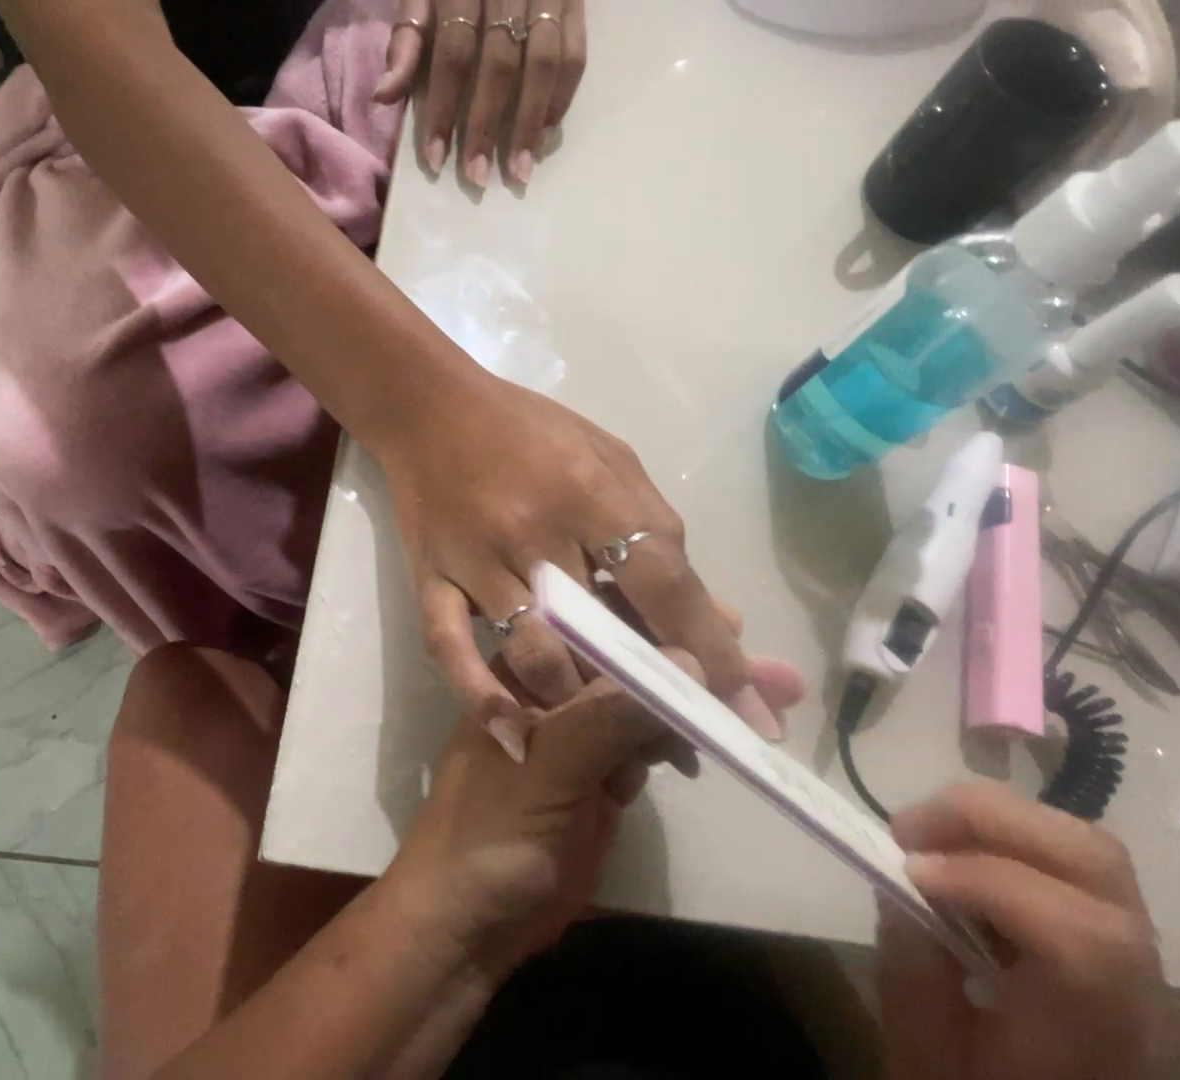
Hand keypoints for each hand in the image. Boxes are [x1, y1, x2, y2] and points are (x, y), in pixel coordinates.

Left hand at [375, 0, 587, 186]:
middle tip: (479, 178)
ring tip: (522, 169)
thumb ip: (407, 38)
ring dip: (533, 121)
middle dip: (489, 126)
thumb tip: (384, 96)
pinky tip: (547, 131)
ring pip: (546, 62)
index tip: (437, 160)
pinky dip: (563, 96)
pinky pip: (575, 52)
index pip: (453, 54)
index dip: (445, 109)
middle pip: (501, 64)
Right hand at [378, 377, 788, 741]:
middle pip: (603, 633)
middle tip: (684, 746)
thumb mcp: (610, 459)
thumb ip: (658, 530)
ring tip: (613, 744)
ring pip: (535, 653)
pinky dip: (479, 697)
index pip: (666, 586)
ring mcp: (478, 560)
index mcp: (591, 494)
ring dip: (578, 707)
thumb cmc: (531, 431)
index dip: (713, 652)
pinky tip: (514, 738)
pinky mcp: (430, 580)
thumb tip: (713, 614)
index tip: (750, 711)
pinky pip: (449, 647)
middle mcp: (536, 531)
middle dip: (651, 698)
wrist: (429, 409)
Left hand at [384, 654, 806, 979]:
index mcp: (524, 673)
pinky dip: (685, 740)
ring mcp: (580, 736)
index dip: (662, 621)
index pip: (598, 626)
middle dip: (700, 663)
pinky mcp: (601, 776)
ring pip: (649, 703)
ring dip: (705, 701)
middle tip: (769, 671)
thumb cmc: (486, 843)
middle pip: (634, 663)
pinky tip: (722, 742)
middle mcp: (554, 694)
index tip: (727, 623)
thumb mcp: (544, 775)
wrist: (465, 927)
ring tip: (776, 698)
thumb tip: (687, 662)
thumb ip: (605, 718)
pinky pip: (650, 744)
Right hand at [878, 781, 1179, 1079]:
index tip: (907, 873)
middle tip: (904, 833)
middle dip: (986, 820)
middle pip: (1094, 862)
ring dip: (994, 821)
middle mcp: (1141, 990)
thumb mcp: (925, 1063)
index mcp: (1097, 1040)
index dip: (986, 880)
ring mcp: (1143, 961)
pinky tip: (958, 865)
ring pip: (1088, 847)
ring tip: (925, 841)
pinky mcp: (1122, 945)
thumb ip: (911, 978)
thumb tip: (899, 888)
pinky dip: (1007, 840)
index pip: (1079, 935)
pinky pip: (1074, 864)